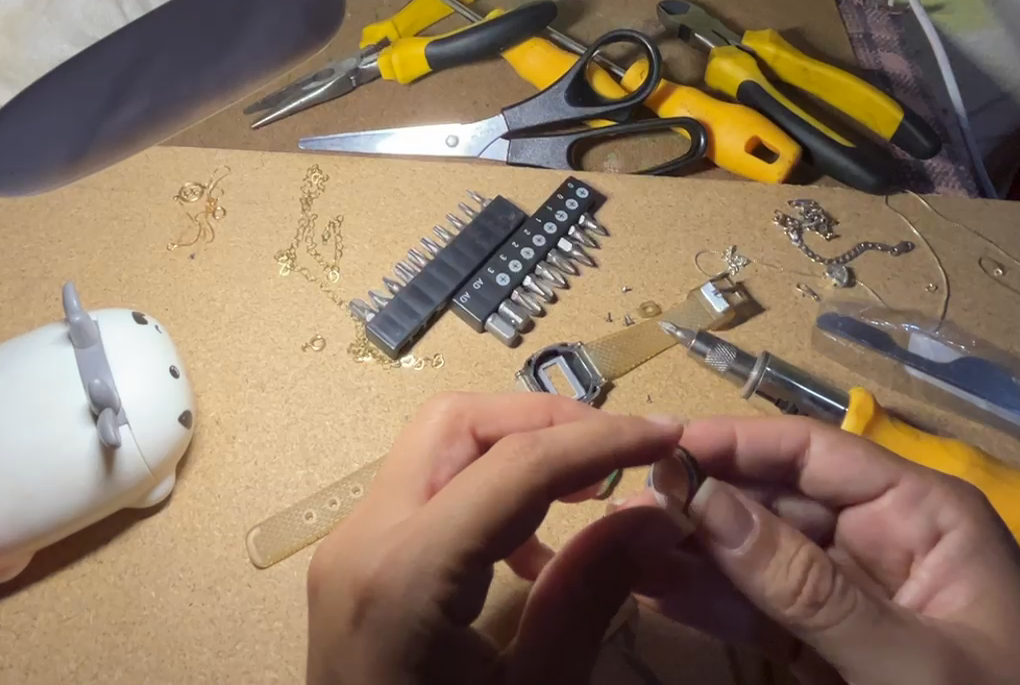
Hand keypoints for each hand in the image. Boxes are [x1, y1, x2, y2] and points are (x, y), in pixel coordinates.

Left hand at [306, 393, 688, 683]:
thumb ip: (587, 597)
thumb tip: (654, 515)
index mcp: (405, 576)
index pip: (512, 466)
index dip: (598, 441)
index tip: (667, 433)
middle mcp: (365, 534)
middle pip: (457, 422)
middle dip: (545, 422)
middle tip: (619, 454)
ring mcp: (352, 540)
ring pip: (438, 443)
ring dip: (516, 447)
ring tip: (588, 490)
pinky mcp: (358, 553)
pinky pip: (427, 487)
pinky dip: (485, 485)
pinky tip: (531, 546)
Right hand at [617, 415, 1019, 684]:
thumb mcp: (909, 662)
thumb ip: (802, 582)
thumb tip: (701, 500)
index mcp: (921, 511)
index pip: (812, 449)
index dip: (735, 443)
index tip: (662, 447)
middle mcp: (884, 536)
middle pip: (778, 499)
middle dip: (706, 504)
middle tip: (630, 508)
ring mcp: (858, 591)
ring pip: (762, 553)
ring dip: (699, 554)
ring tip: (630, 550)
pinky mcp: (838, 643)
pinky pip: (768, 608)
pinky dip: (718, 603)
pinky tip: (663, 593)